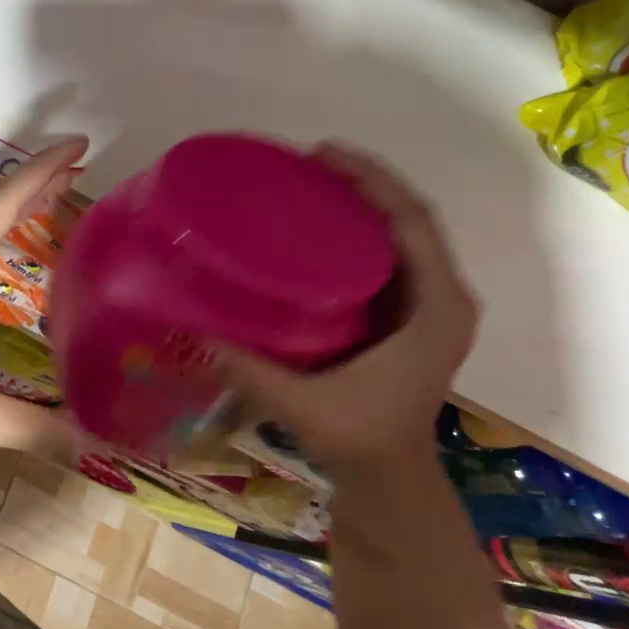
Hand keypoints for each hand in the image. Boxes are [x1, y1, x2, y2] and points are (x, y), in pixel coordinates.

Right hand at [210, 143, 478, 476]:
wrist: (388, 473)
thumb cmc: (354, 434)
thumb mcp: (294, 400)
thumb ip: (244, 362)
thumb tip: (187, 318)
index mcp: (433, 308)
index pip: (412, 225)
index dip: (372, 183)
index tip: (321, 155)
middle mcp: (442, 298)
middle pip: (409, 219)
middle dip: (362, 182)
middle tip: (302, 162)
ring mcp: (429, 306)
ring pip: (402, 234)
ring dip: (361, 203)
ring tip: (305, 182)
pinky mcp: (409, 315)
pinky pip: (390, 255)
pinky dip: (358, 230)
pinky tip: (314, 226)